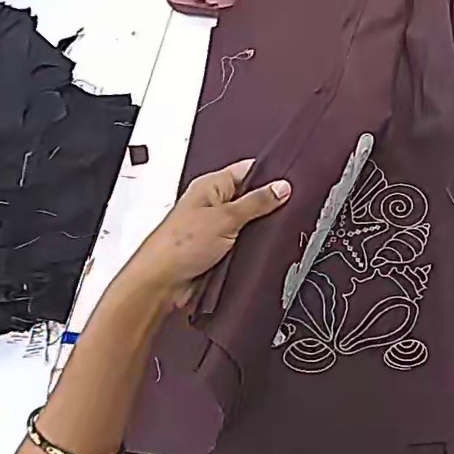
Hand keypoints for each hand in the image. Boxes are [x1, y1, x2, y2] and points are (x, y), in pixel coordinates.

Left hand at [120, 159, 291, 307]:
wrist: (162, 283)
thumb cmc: (178, 245)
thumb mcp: (225, 218)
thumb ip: (256, 202)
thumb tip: (280, 188)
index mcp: (211, 186)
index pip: (248, 170)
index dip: (270, 174)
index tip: (291, 181)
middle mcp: (213, 205)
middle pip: (250, 198)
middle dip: (268, 206)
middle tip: (289, 209)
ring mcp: (216, 228)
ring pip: (249, 224)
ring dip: (260, 231)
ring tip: (276, 232)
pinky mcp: (218, 250)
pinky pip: (243, 244)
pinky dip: (252, 248)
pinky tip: (263, 250)